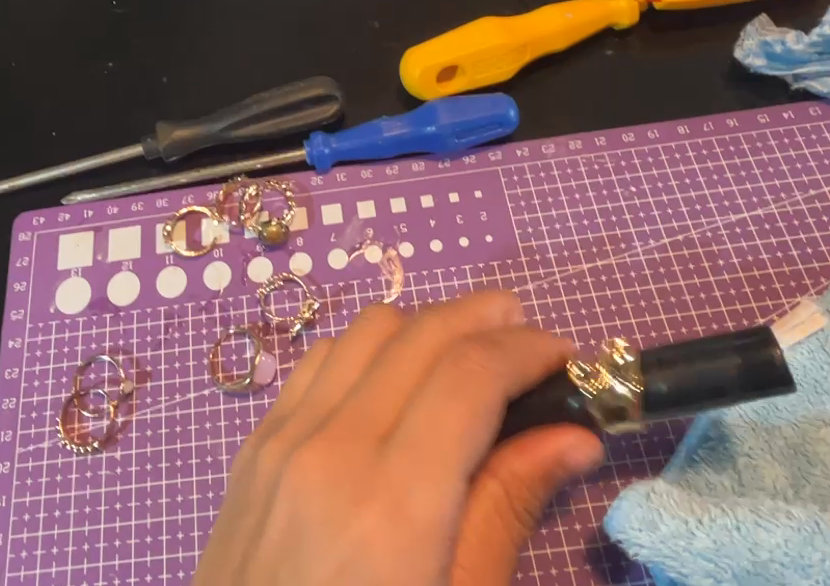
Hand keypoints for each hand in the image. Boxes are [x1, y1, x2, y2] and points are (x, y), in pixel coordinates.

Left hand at [192, 291, 603, 585]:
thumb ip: (507, 511)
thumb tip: (573, 436)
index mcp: (394, 501)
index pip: (469, 374)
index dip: (526, 349)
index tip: (566, 356)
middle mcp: (332, 445)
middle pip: (419, 333)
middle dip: (484, 318)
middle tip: (530, 338)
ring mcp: (283, 437)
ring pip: (367, 330)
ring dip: (426, 326)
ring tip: (468, 357)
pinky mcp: (255, 444)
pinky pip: (321, 359)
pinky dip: (371, 348)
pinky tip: (395, 380)